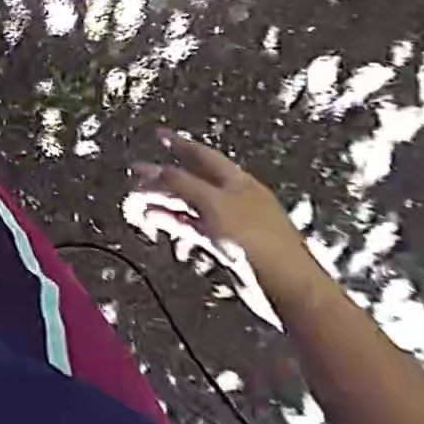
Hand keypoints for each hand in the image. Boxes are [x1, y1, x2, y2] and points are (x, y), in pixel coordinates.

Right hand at [132, 129, 319, 290]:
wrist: (287, 289)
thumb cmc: (257, 240)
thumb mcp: (214, 202)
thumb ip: (181, 183)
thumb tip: (153, 170)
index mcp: (238, 182)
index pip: (203, 155)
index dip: (179, 144)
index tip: (159, 135)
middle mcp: (234, 199)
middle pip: (192, 180)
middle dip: (163, 176)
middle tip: (137, 173)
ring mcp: (230, 223)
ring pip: (189, 204)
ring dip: (163, 200)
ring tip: (137, 198)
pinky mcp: (226, 247)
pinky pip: (192, 226)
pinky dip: (172, 221)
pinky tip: (154, 219)